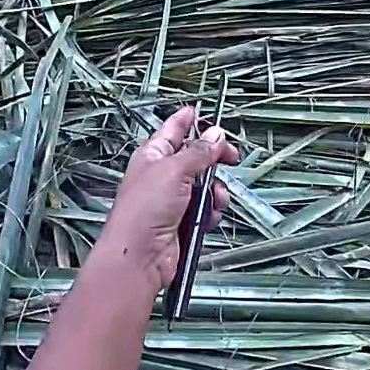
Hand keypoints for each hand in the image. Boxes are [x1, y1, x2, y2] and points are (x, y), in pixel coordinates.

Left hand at [96, 106, 239, 293]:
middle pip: (195, 158)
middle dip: (213, 160)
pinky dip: (211, 211)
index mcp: (153, 155)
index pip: (173, 130)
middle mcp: (162, 175)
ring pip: (205, 185)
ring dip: (215, 191)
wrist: (140, 257)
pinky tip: (208, 216)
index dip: (188, 120)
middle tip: (229, 158)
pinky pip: (205, 209)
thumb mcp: (175, 170)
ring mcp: (172, 199)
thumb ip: (199, 152)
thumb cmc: (143, 212)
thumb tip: (215, 135)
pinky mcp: (182, 220)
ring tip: (215, 198)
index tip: (202, 113)